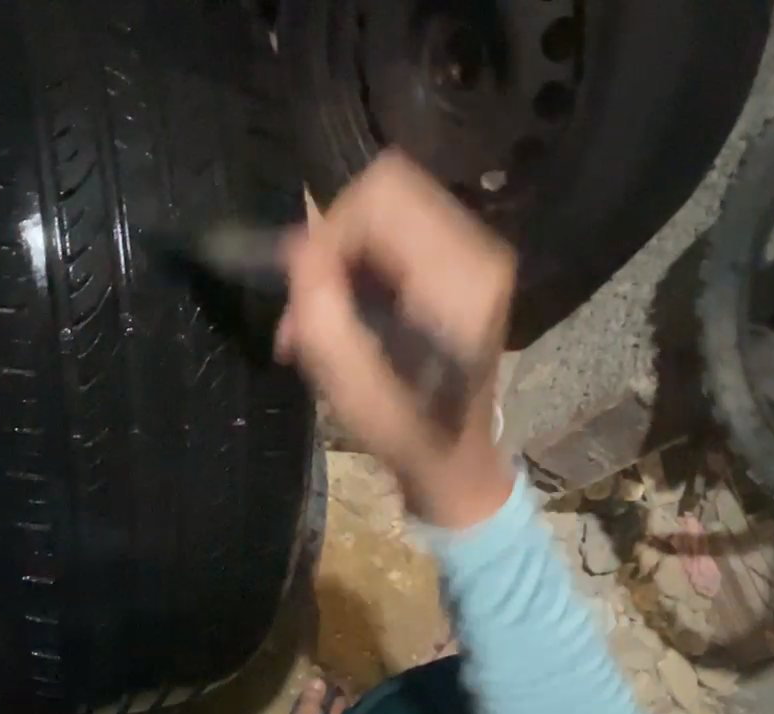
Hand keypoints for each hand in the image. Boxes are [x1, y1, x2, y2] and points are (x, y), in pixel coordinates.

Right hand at [276, 151, 517, 528]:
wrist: (455, 460)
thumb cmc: (406, 434)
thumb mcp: (352, 388)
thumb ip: (320, 313)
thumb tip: (295, 248)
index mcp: (460, 279)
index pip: (381, 199)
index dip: (329, 236)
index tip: (307, 296)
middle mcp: (478, 252)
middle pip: (384, 192)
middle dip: (331, 245)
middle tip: (308, 306)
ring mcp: (473, 256)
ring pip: (385, 210)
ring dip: (340, 258)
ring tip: (317, 319)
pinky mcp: (460, 266)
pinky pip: (394, 234)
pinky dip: (357, 266)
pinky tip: (342, 314)